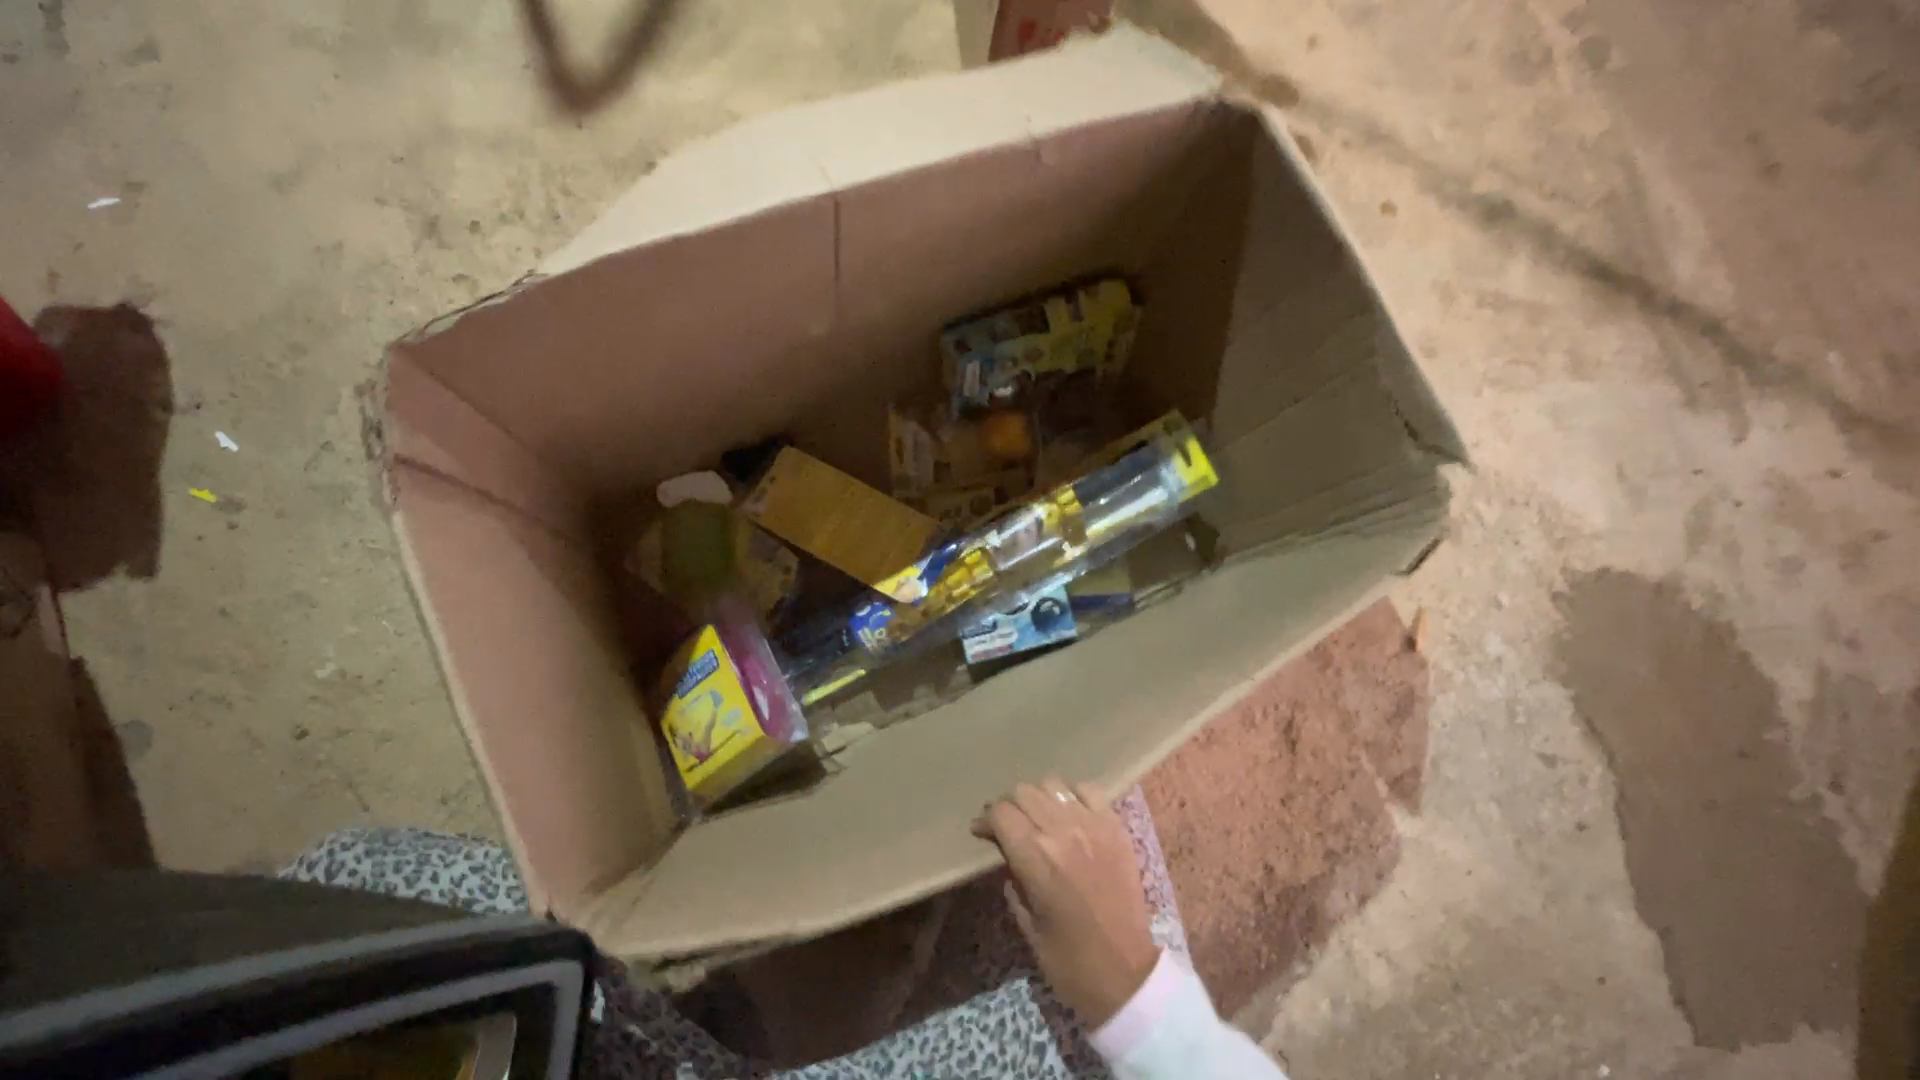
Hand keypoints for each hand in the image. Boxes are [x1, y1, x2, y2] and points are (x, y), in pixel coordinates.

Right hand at [972, 777, 1159, 1026]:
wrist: (1126, 975)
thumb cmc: (1068, 960)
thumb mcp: (1027, 922)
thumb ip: (1013, 879)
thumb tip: (1005, 854)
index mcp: (1035, 857)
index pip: (1000, 812)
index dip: (986, 819)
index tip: (982, 832)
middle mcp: (1062, 831)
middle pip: (1024, 792)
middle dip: (1010, 807)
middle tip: (1008, 827)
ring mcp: (1094, 825)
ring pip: (1053, 785)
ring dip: (1039, 798)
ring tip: (1039, 819)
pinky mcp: (1117, 828)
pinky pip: (1090, 791)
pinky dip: (1074, 797)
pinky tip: (1070, 816)